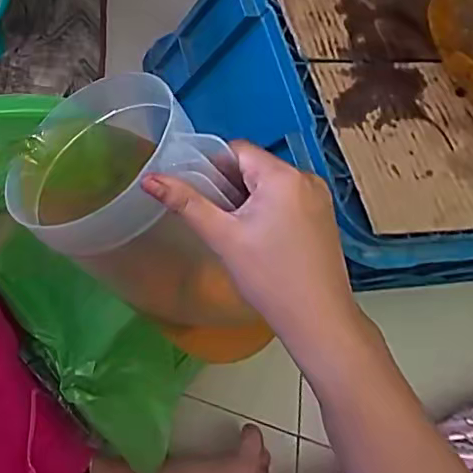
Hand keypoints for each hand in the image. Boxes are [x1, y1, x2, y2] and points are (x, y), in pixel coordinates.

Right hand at [143, 141, 360, 351]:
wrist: (320, 322)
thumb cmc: (269, 277)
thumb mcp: (222, 237)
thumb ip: (184, 202)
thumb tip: (149, 178)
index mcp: (282, 175)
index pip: (236, 150)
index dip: (211, 166)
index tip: (199, 194)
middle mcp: (305, 177)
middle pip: (253, 165)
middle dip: (229, 185)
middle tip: (214, 217)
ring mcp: (318, 197)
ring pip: (268, 182)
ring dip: (246, 198)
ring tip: (235, 231)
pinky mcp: (323, 215)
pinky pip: (286, 197)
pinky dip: (267, 208)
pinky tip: (259, 238)